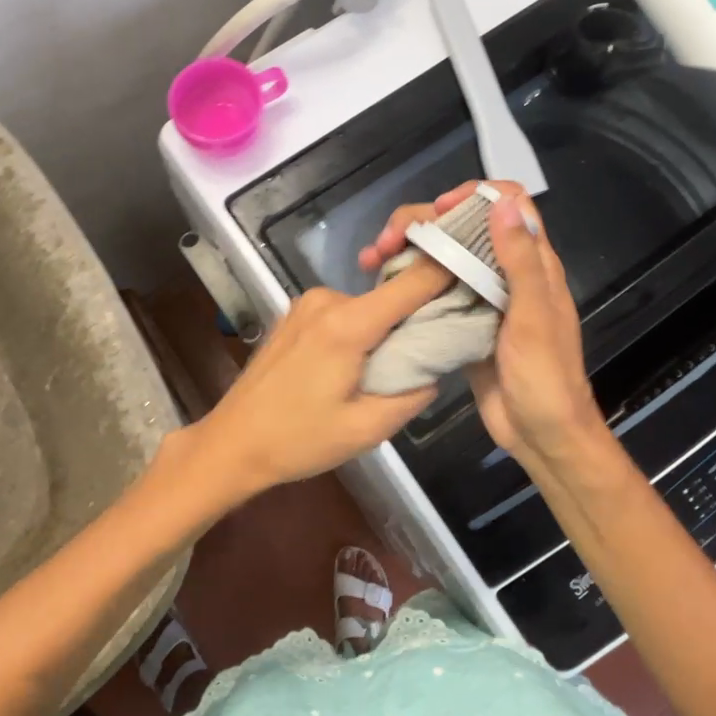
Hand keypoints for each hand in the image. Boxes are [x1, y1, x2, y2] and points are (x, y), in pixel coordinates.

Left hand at [187, 260, 453, 498]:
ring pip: (369, 305)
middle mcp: (328, 300)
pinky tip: (356, 365)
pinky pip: (346, 312)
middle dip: (418, 316)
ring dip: (386, 328)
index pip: (414, 281)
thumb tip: (437, 365)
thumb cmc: (298, 440)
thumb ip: (413, 393)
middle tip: (434, 350)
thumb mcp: (366, 429)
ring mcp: (308, 302)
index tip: (482, 274)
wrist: (233, 442)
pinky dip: (362, 329)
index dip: (451, 272)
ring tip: (386, 369)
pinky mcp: (297, 312)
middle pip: (392, 295)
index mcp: (347, 324)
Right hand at [359, 181, 606, 467]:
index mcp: (534, 264)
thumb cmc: (545, 377)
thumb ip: (520, 261)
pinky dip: (410, 281)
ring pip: (446, 256)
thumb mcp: (533, 317)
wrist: (542, 435)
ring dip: (410, 250)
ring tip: (373, 260)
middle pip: (465, 226)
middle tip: (386, 242)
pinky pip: (436, 290)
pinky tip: (384, 288)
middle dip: (424, 223)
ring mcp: (483, 298)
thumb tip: (502, 203)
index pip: (508, 204)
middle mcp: (507, 273)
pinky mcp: (464, 322)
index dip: (473, 195)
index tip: (438, 210)